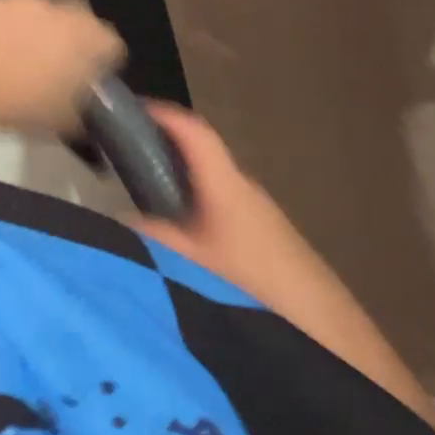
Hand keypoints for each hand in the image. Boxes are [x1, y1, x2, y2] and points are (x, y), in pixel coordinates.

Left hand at [0, 0, 124, 131]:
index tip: (90, 77)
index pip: (111, 45)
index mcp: (88, 38)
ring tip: (21, 56)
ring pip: (44, 15)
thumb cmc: (20, 105)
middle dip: (71, 42)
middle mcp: (63, 11)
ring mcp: (27, 2)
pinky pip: (11, 13)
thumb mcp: (62, 119)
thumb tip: (85, 109)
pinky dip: (8, 26)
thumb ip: (84, 109)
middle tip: (55, 67)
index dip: (102, 62)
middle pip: (79, 24)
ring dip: (40, 30)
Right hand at [133, 104, 332, 307]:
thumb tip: (117, 220)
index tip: (129, 109)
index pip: (195, 134)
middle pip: (198, 155)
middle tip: (117, 152)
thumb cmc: (250, 283)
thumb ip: (148, 237)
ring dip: (173, 177)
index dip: (164, 116)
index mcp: (226, 186)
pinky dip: (186, 201)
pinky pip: (212, 204)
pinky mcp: (259, 234)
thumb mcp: (186, 261)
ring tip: (133, 188)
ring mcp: (254, 212)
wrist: (318, 326)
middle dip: (159, 146)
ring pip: (205, 182)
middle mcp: (243, 189)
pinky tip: (168, 228)